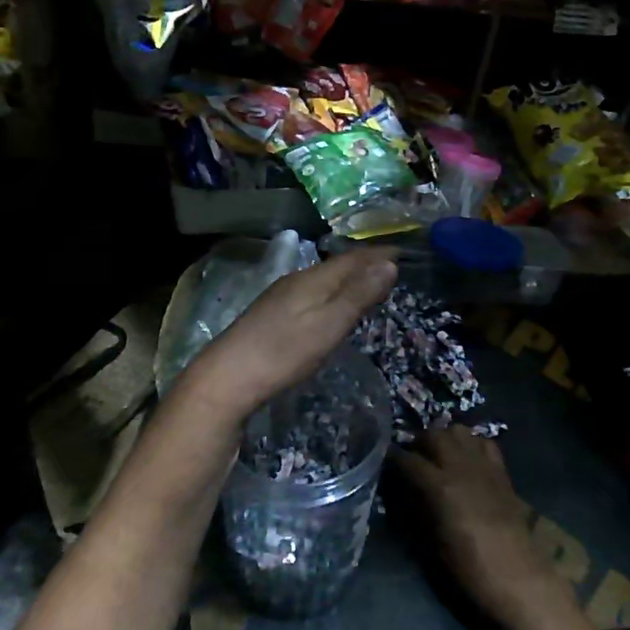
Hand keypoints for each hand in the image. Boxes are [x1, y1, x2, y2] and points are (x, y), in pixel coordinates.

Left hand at [183, 248, 397, 418]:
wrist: (227, 378)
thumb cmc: (283, 352)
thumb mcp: (328, 325)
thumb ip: (358, 295)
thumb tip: (389, 263)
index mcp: (313, 279)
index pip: (353, 258)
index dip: (378, 254)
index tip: (402, 251)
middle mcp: (296, 280)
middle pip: (337, 266)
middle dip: (365, 264)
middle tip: (391, 266)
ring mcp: (281, 297)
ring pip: (323, 280)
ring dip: (348, 278)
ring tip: (367, 283)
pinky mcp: (272, 315)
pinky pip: (312, 293)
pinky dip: (331, 293)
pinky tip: (330, 306)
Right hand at [391, 426, 571, 629]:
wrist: (517, 577)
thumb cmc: (469, 567)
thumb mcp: (431, 541)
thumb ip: (416, 508)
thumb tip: (404, 490)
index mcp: (440, 485)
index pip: (408, 460)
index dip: (392, 457)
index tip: (383, 458)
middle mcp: (460, 466)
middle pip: (434, 434)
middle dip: (418, 441)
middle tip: (412, 456)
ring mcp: (483, 465)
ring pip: (459, 431)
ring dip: (445, 437)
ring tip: (438, 453)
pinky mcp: (501, 471)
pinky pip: (484, 443)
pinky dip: (471, 444)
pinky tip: (467, 458)